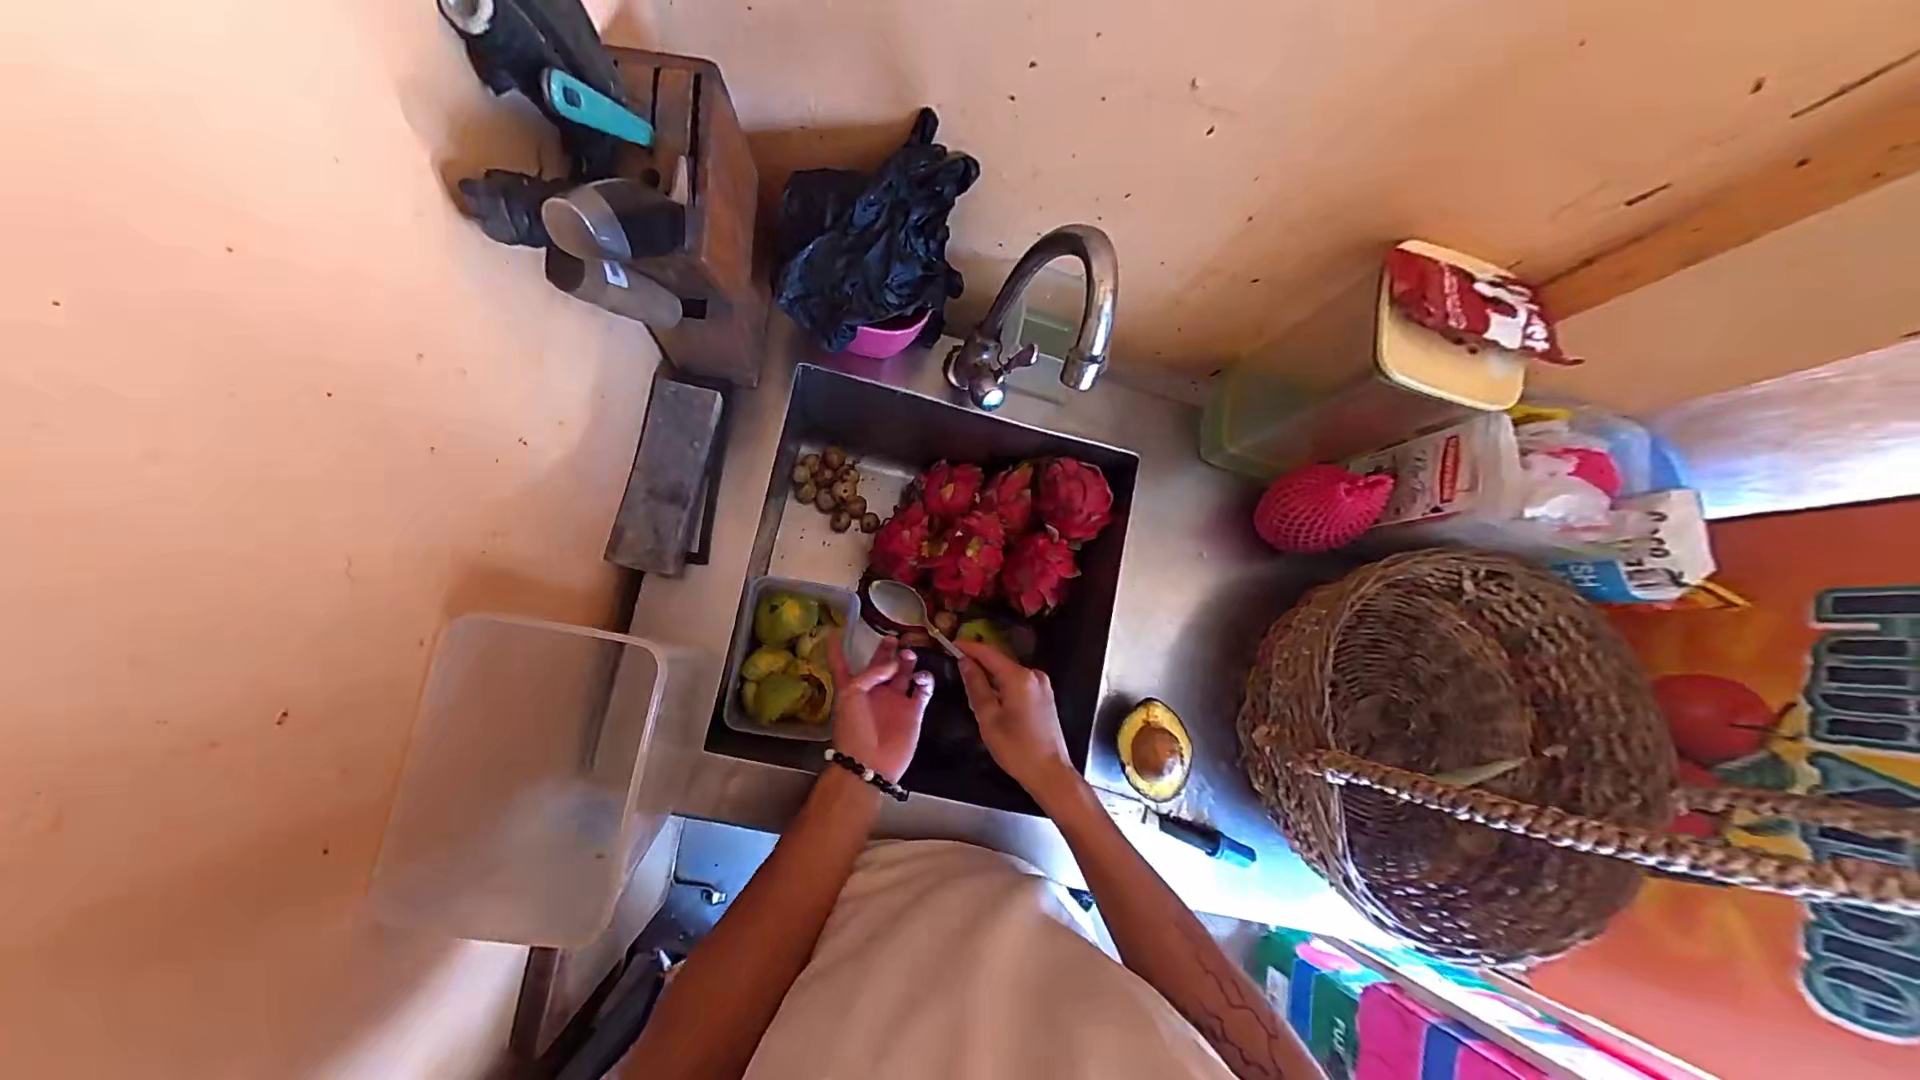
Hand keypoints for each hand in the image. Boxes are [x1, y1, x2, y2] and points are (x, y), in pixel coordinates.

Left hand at [824, 635, 933, 782]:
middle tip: (895, 637)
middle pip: (881, 664)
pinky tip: (921, 677)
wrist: (869, 762)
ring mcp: (896, 700)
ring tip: (909, 655)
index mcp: (853, 687)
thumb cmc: (853, 727)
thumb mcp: (852, 693)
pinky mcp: (914, 710)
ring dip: (907, 662)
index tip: (836, 630)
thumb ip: (873, 672)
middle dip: (887, 649)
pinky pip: (923, 689)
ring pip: (904, 673)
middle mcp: (875, 690)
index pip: (843, 664)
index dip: (838, 648)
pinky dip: (925, 680)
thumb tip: (896, 663)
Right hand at [954, 641, 1080, 802]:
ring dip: (990, 677)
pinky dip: (1003, 686)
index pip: (989, 653)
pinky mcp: (1045, 696)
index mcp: (1020, 677)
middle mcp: (1034, 675)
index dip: (968, 647)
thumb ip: (976, 686)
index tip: (950, 644)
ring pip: (1009, 673)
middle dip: (978, 664)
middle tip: (956, 669)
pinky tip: (992, 699)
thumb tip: (965, 662)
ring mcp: (1042, 685)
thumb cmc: (1016, 748)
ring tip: (971, 688)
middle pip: (1000, 662)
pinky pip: (1019, 683)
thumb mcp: (988, 717)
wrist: (1050, 773)